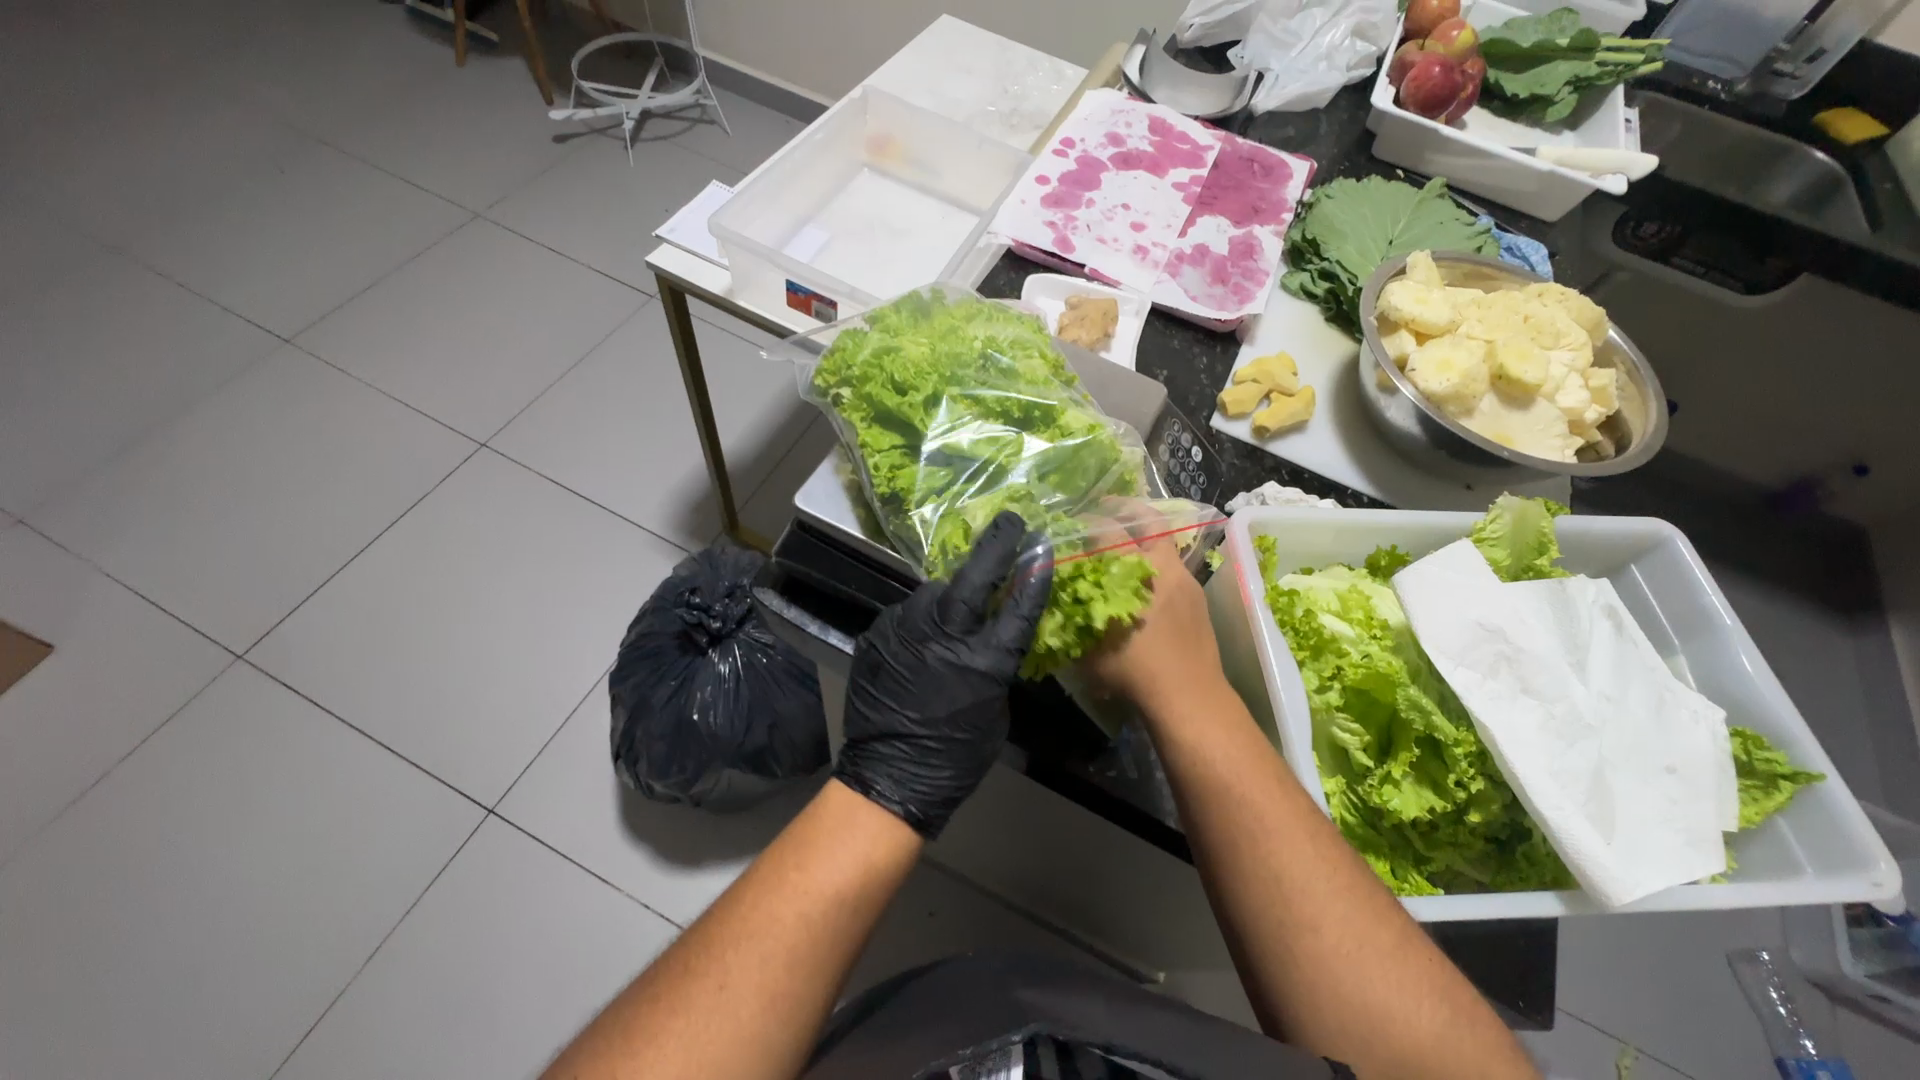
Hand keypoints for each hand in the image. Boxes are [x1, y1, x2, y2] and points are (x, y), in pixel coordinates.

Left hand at [833, 511, 1052, 838]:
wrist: (890, 775)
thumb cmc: (956, 753)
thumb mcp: (994, 705)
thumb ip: (993, 660)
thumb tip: (987, 634)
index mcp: (984, 659)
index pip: (1018, 605)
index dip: (1033, 573)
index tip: (1042, 544)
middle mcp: (943, 634)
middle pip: (973, 578)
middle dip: (995, 546)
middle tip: (1010, 522)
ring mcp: (904, 629)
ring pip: (933, 593)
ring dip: (950, 593)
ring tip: (958, 603)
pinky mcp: (877, 634)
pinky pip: (907, 615)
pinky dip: (920, 619)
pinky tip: (923, 636)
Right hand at [1080, 501, 1227, 717]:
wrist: (1189, 695)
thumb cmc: (1133, 671)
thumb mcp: (1087, 647)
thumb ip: (1068, 619)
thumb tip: (1049, 601)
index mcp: (1132, 571)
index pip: (1104, 529)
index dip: (1084, 521)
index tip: (1070, 523)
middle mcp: (1161, 565)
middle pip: (1145, 518)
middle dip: (1123, 508)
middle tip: (1103, 508)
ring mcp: (1185, 579)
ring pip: (1164, 540)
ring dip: (1144, 534)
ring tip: (1124, 541)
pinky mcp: (1198, 597)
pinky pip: (1174, 566)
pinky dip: (1156, 561)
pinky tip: (1143, 580)